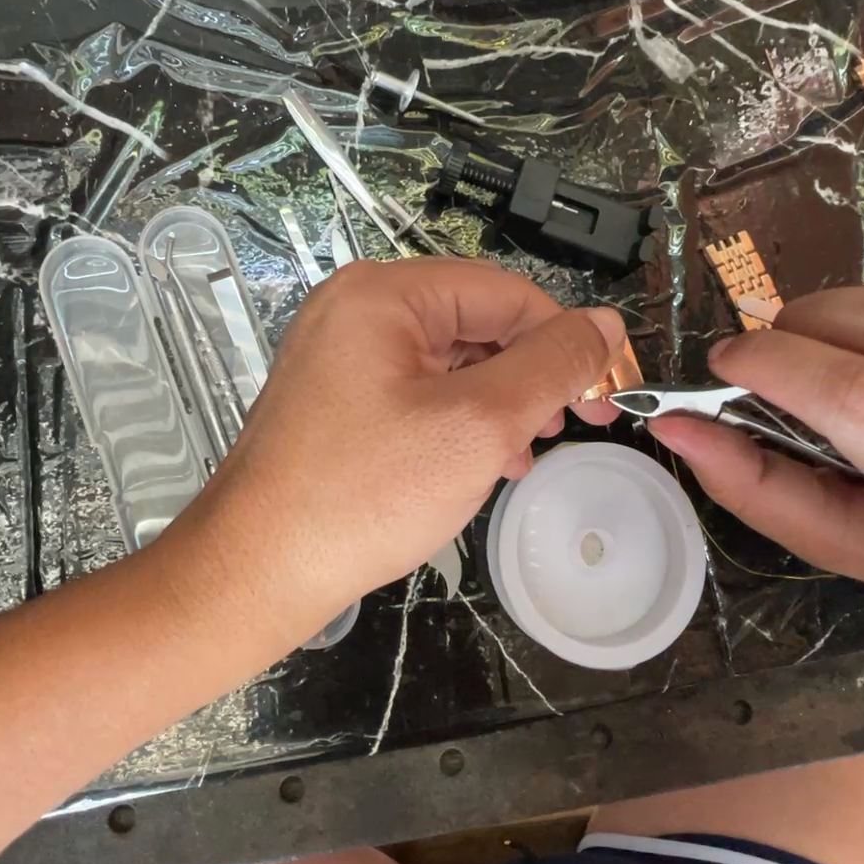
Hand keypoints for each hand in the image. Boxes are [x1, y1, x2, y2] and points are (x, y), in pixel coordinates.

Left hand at [174, 258, 625, 632]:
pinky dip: (459, 419)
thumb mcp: (478, 425)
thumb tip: (605, 323)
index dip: (566, 340)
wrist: (257, 570)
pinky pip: (418, 389)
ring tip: (525, 452)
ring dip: (499, 402)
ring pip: (451, 361)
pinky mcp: (337, 395)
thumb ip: (551, 366)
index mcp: (385, 294)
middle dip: (529, 377)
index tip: (606, 396)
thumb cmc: (366, 494)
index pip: (506, 294)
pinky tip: (486, 459)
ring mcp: (342, 352)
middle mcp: (358, 308)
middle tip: (569, 428)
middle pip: (477, 323)